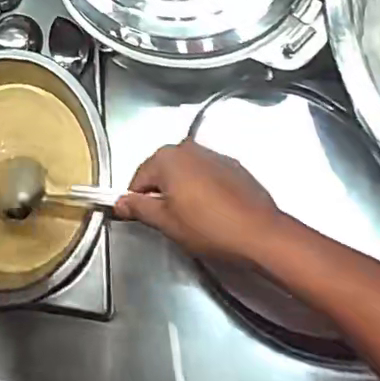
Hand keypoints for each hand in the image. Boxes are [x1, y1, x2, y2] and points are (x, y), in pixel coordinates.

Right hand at [114, 139, 289, 266]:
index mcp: (167, 157)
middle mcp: (188, 147)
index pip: (138, 177)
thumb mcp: (166, 222)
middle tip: (167, 222)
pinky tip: (211, 212)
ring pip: (185, 171)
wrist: (259, 232)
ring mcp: (212, 154)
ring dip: (182, 190)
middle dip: (160, 193)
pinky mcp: (231, 165)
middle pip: (161, 170)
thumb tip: (120, 201)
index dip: (136, 199)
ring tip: (191, 220)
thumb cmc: (208, 227)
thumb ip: (139, 208)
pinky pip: (206, 174)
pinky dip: (202, 188)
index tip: (140, 218)